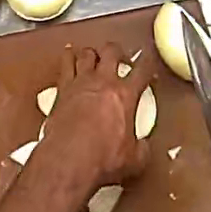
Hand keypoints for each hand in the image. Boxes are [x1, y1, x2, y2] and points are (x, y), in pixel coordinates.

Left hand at [27, 44, 148, 194]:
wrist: (67, 160)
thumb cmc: (100, 158)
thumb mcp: (133, 159)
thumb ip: (141, 149)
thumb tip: (143, 148)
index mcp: (125, 95)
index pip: (142, 71)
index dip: (148, 64)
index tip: (148, 64)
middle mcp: (104, 82)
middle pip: (113, 51)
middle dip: (118, 51)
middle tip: (120, 57)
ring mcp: (81, 82)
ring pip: (87, 53)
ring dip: (92, 53)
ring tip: (94, 57)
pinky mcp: (62, 89)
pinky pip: (65, 64)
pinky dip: (68, 58)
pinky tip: (69, 57)